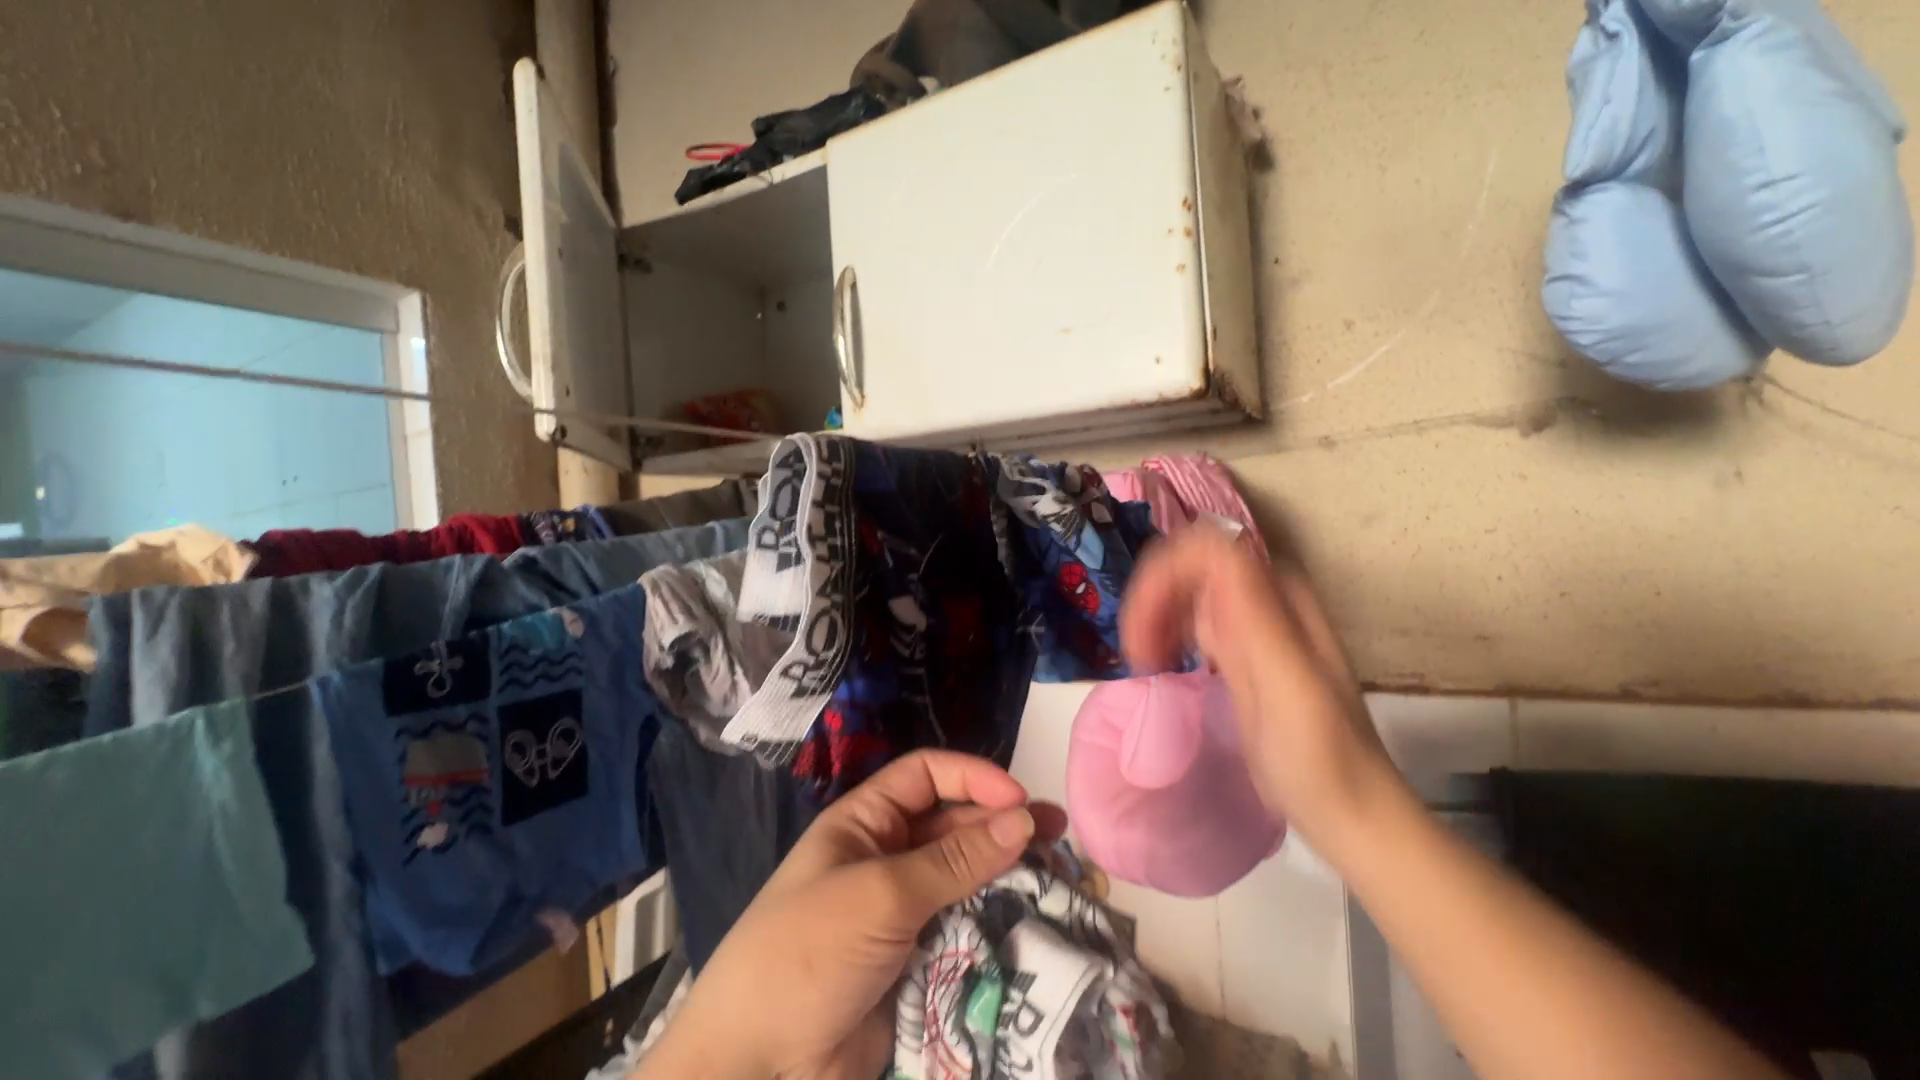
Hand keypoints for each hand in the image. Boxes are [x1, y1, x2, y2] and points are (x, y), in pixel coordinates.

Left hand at [636, 751, 1067, 1079]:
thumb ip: (954, 860)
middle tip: (1059, 837)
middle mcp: (886, 858)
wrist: (764, 1060)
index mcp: (863, 824)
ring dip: (1009, 875)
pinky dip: (1000, 922)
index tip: (1019, 800)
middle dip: (1001, 825)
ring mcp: (904, 912)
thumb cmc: (810, 952)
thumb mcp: (881, 894)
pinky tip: (1036, 922)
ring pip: (967, 878)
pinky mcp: (920, 960)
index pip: (925, 776)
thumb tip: (1024, 820)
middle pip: (953, 825)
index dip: (972, 778)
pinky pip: (967, 929)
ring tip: (1060, 878)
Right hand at [1119, 525, 1404, 844]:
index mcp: (1281, 595)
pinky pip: (1192, 623)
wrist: (1349, 814)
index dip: (1163, 577)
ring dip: (1154, 617)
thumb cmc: (1320, 755)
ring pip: (1185, 593)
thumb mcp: (1287, 682)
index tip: (1143, 632)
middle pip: (1189, 566)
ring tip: (1143, 663)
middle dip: (1153, 599)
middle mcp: (1266, 600)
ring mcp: (1253, 629)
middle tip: (1137, 656)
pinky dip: (1166, 634)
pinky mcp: (1241, 658)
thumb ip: (1252, 611)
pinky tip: (1158, 665)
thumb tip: (1211, 543)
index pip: (1205, 548)